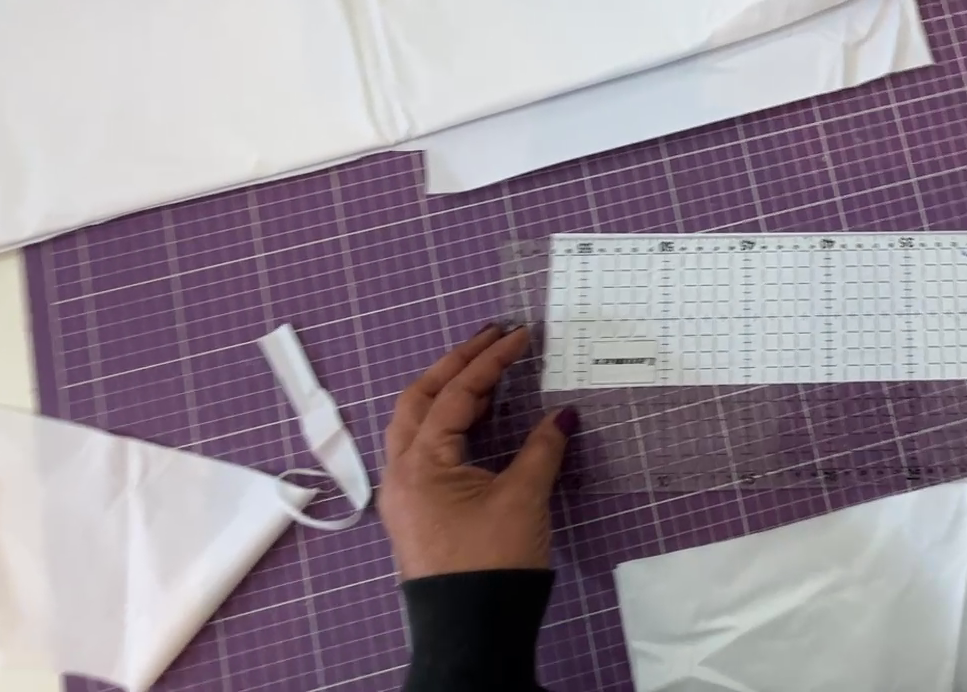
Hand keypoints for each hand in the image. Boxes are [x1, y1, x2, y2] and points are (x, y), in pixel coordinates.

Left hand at [381, 322, 578, 579]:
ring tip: (487, 365)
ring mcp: (408, 491)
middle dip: (456, 362)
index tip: (521, 334)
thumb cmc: (493, 558)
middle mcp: (403, 472)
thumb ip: (542, 447)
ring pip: (419, 422)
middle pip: (419, 399)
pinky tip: (481, 413)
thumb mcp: (523, 496)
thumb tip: (563, 414)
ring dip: (451, 388)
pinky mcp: (421, 506)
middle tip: (492, 336)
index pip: (454, 395)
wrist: (474, 631)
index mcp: (420, 465)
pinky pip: (430, 445)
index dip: (490, 360)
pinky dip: (453, 418)